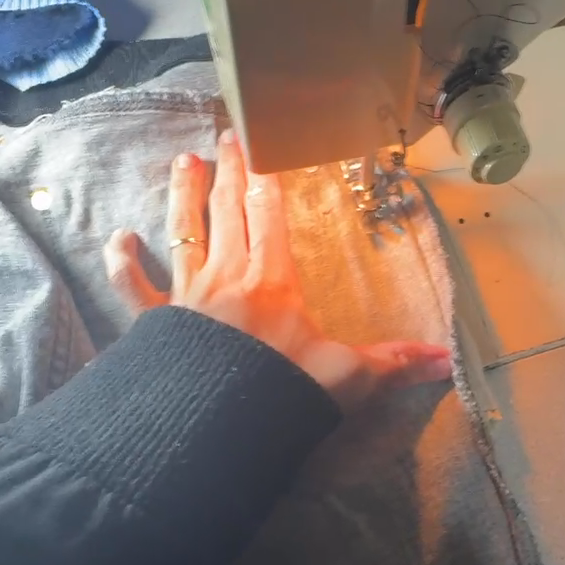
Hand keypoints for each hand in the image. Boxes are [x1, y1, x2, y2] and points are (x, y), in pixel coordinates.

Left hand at [104, 130, 452, 412]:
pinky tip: (119, 239)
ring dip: (184, 196)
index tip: (261, 145)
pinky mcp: (158, 324)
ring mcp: (187, 296)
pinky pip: (135, 287)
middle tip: (226, 136)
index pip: (269, 216)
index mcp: (272, 280)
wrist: (220, 428)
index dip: (267, 180)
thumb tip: (446, 362)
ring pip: (184, 233)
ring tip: (186, 162)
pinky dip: (124, 264)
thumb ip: (394, 364)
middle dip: (230, 173)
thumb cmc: (285, 394)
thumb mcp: (349, 378)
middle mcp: (227, 276)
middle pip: (228, 212)